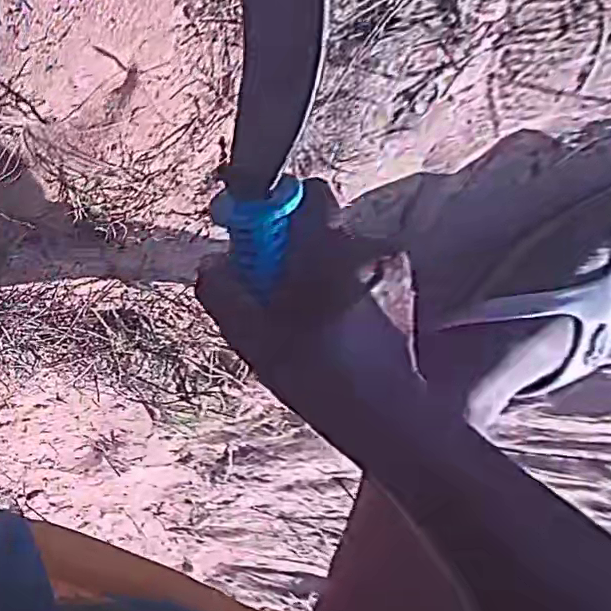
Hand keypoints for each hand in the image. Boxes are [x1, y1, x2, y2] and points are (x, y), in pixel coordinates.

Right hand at [197, 179, 429, 445]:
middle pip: (311, 227)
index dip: (267, 209)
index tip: (244, 236)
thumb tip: (210, 262)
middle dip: (280, 250)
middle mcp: (369, 251)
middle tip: (259, 290)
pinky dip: (326, 284)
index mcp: (331, 256)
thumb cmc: (315, 374)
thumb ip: (223, 291)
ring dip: (303, 270)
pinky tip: (314, 321)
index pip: (304, 196)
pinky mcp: (400, 287)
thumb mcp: (249, 335)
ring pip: (330, 250)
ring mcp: (392, 268)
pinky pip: (350, 268)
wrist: (386, 415)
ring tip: (288, 314)